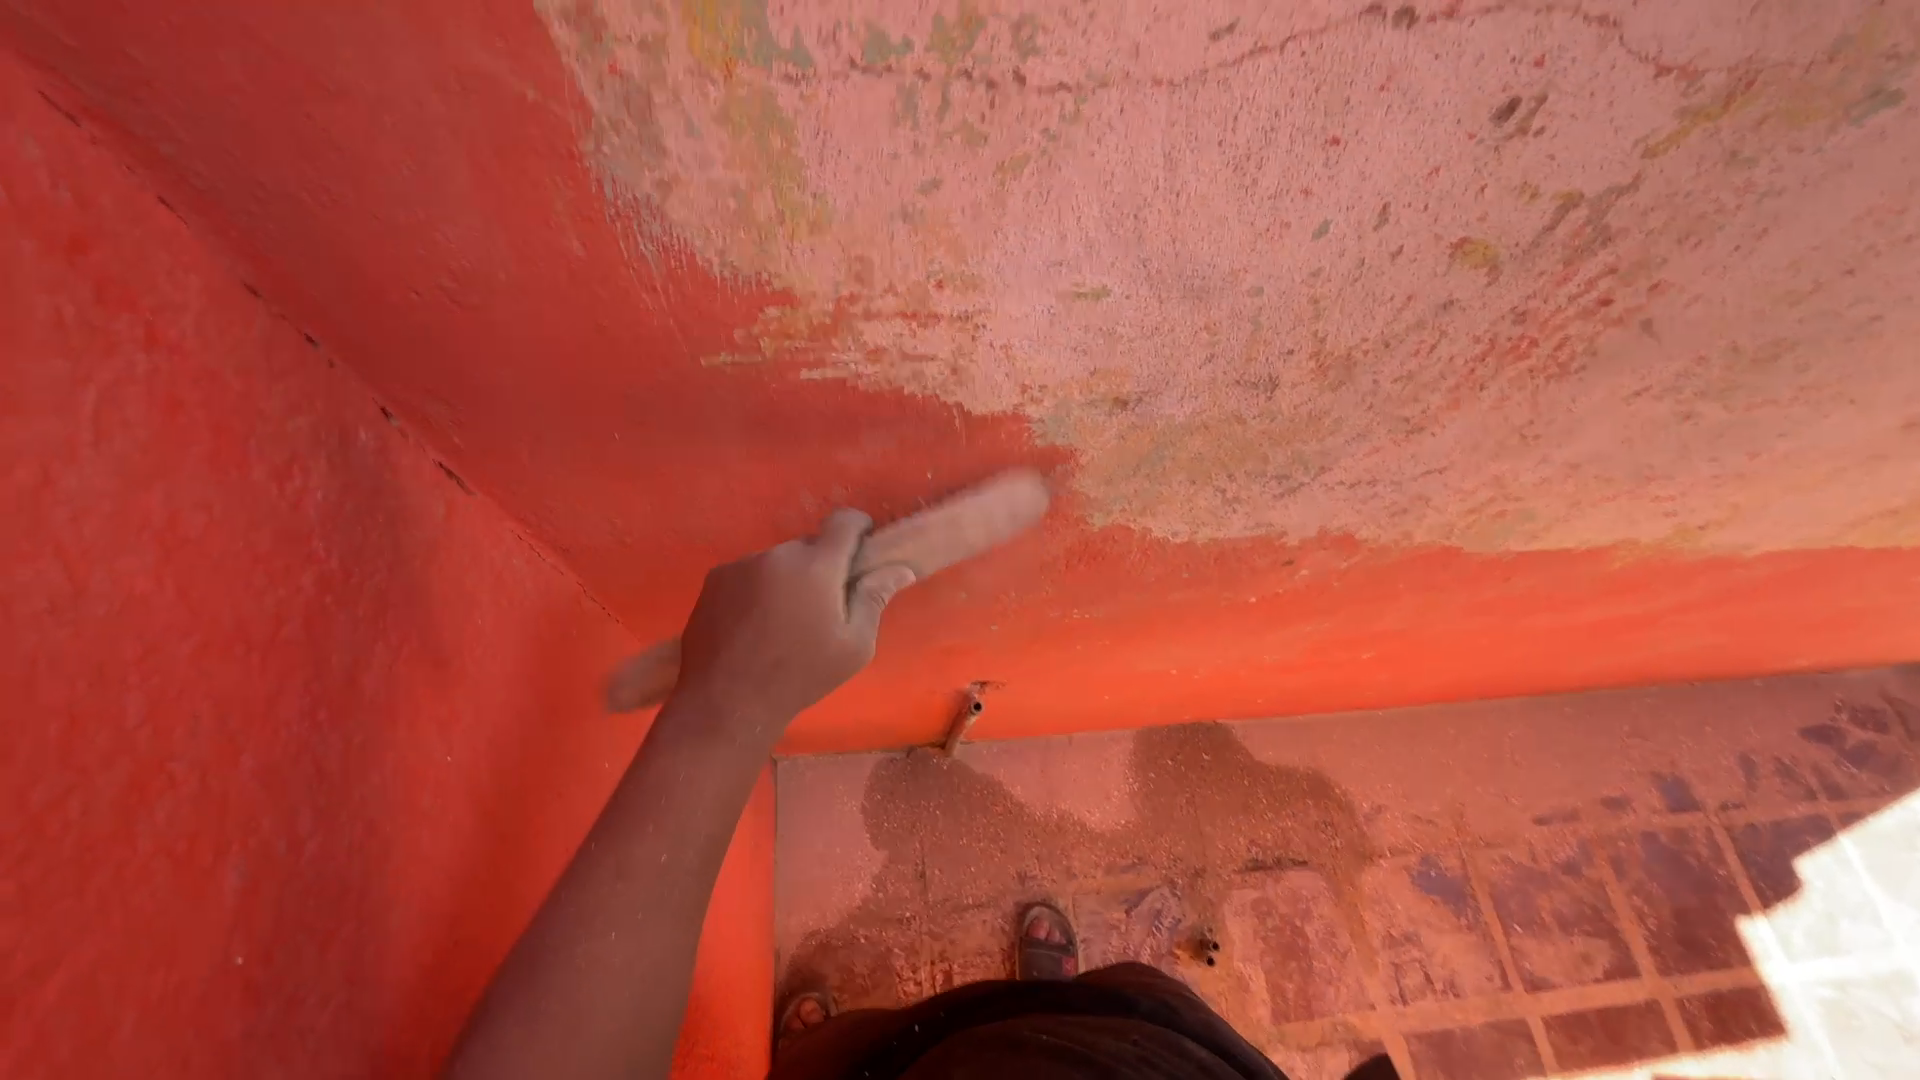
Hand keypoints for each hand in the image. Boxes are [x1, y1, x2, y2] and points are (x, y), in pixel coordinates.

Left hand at [672, 509, 916, 736]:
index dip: (858, 528)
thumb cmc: (800, 675)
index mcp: (817, 566)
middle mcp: (778, 554)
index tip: (863, 549)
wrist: (727, 700)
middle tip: (821, 605)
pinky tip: (755, 624)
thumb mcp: (853, 646)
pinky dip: (758, 588)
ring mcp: (742, 564)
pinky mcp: (715, 579)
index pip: (844, 521)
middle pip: (810, 545)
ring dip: (788, 578)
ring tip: (783, 621)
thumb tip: (899, 568)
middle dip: (821, 566)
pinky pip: (749, 573)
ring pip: (778, 560)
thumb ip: (875, 598)